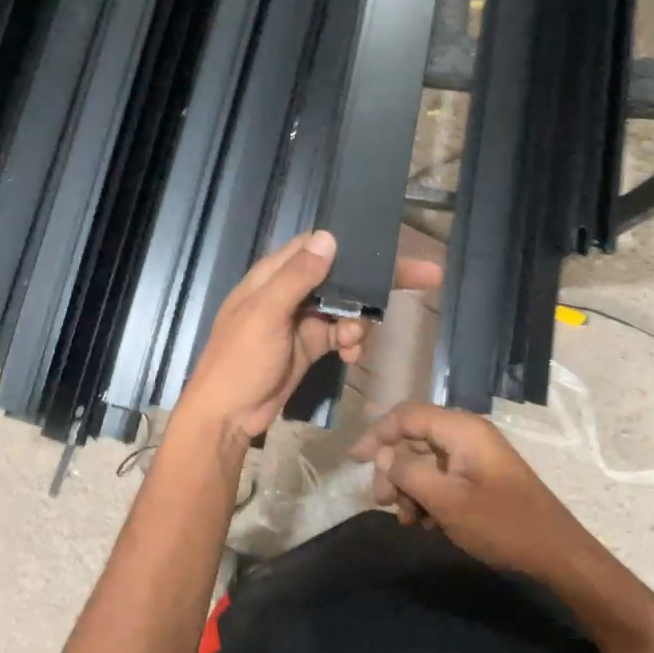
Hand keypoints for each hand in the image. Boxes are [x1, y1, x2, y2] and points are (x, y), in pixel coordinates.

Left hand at [179, 231, 441, 441]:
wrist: (227, 415)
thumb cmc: (240, 360)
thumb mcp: (266, 314)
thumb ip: (296, 277)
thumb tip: (329, 237)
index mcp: (272, 275)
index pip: (317, 246)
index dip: (352, 244)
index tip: (390, 245)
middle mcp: (289, 292)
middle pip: (340, 276)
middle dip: (374, 282)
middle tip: (425, 277)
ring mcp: (300, 320)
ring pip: (345, 307)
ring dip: (358, 322)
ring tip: (352, 343)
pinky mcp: (309, 346)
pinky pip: (341, 335)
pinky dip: (350, 343)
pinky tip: (350, 357)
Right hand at [351, 402, 590, 575]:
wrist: (557, 555)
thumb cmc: (502, 525)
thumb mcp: (447, 501)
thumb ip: (409, 473)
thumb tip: (383, 455)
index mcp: (462, 430)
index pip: (406, 415)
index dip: (377, 434)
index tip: (355, 461)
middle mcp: (467, 435)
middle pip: (413, 439)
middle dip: (393, 469)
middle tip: (385, 503)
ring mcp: (475, 457)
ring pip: (424, 460)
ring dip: (408, 487)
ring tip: (409, 521)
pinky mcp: (480, 478)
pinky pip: (441, 476)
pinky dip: (427, 495)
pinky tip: (426, 523)